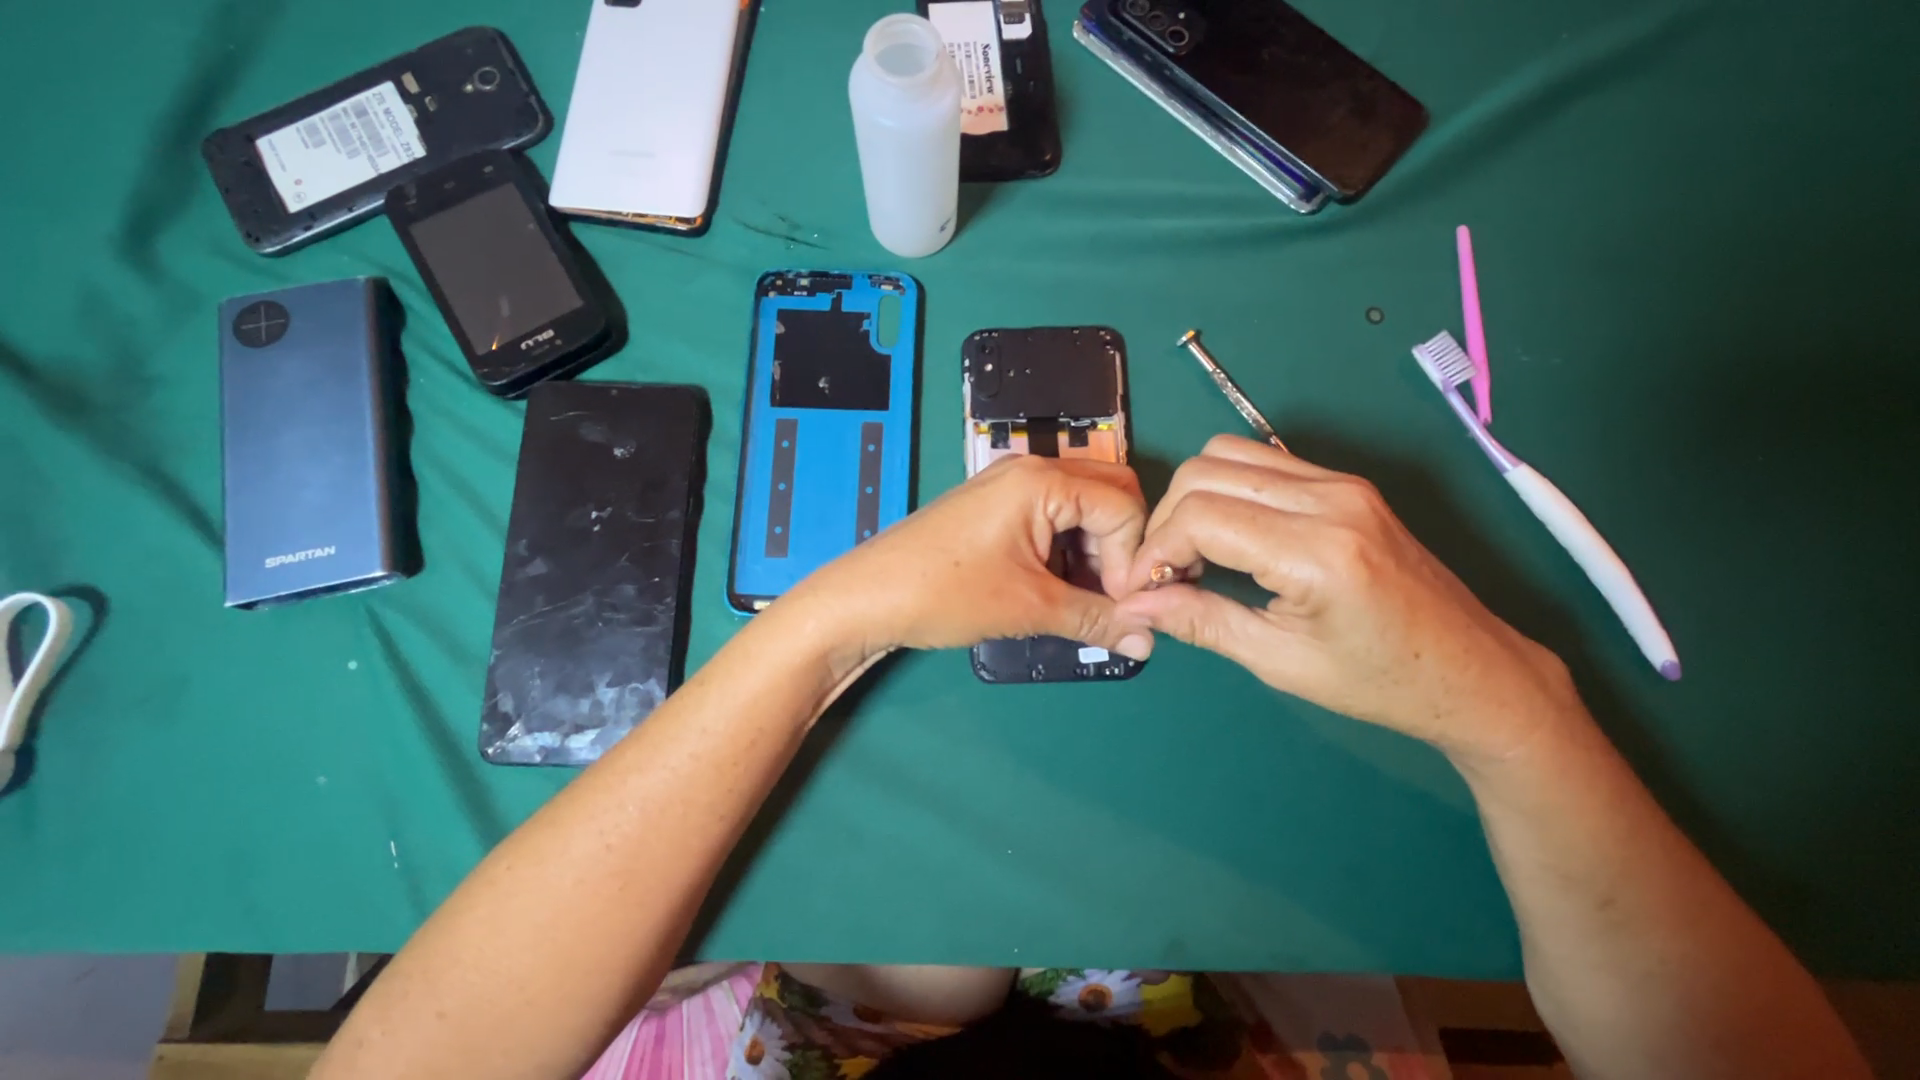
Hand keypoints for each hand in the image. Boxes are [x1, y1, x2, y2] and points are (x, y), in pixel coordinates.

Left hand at [787, 455, 1155, 672]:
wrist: (867, 598)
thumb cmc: (946, 593)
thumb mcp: (1029, 607)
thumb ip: (1096, 620)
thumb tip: (1148, 641)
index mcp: (1043, 480)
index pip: (1124, 507)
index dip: (1131, 559)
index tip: (1119, 605)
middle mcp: (1031, 470)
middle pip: (1109, 497)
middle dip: (1119, 549)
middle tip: (1108, 598)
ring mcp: (1010, 486)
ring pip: (1082, 509)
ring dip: (1094, 553)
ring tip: (1081, 601)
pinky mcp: (996, 507)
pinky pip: (1052, 517)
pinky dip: (1066, 551)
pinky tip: (1056, 589)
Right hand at [1116, 436, 1577, 760]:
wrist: (1473, 671)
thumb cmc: (1379, 683)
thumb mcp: (1280, 662)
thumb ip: (1201, 622)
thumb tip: (1133, 604)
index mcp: (1316, 552)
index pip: (1200, 516)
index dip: (1154, 550)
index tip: (1140, 589)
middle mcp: (1329, 498)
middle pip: (1205, 472)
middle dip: (1167, 522)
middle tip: (1165, 576)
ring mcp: (1341, 483)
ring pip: (1228, 454)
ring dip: (1193, 499)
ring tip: (1193, 555)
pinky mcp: (1346, 484)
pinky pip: (1262, 462)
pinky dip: (1227, 491)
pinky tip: (1230, 538)